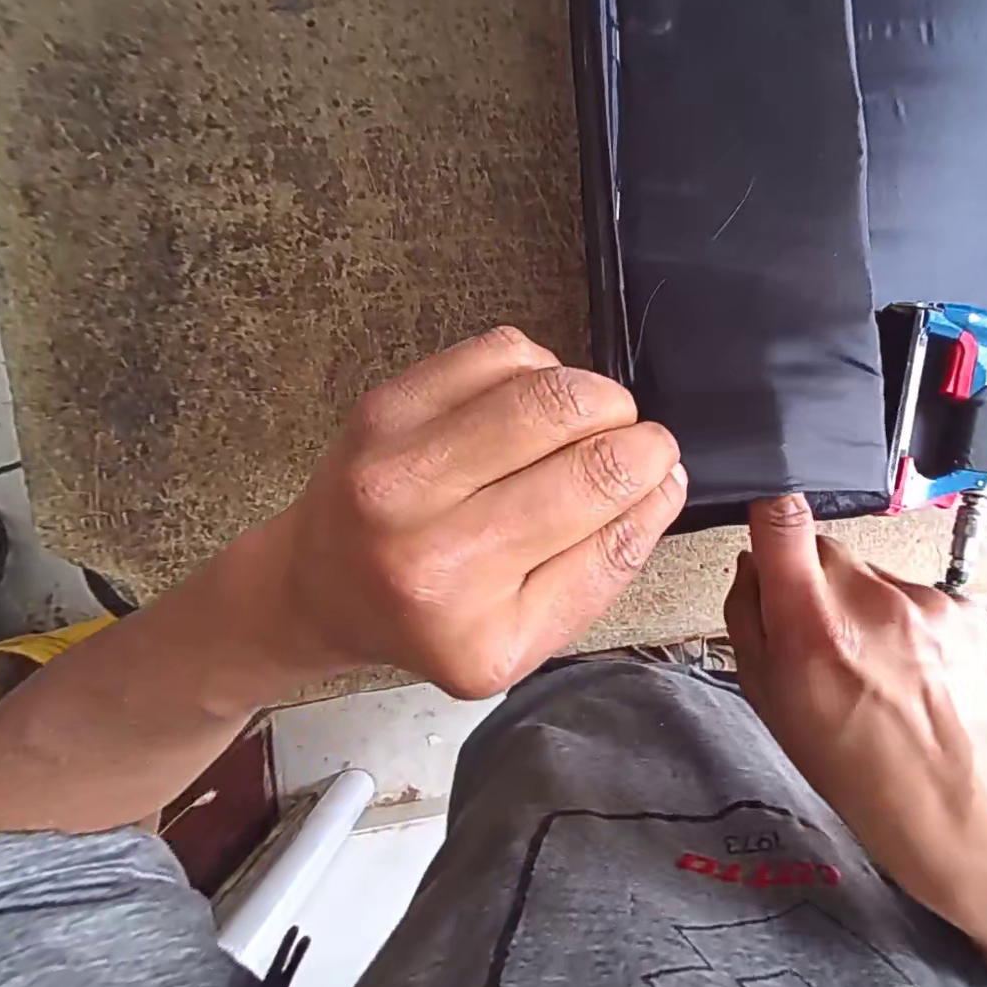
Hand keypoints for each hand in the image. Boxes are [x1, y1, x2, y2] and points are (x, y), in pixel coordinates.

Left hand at [250, 326, 686, 697]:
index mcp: (473, 621)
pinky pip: (501, 352)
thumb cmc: (433, 616)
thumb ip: (606, 566)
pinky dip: (544, 367)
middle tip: (639, 442)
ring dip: (598, 396)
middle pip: (583, 451)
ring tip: (595, 420)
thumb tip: (665, 482)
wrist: (321, 585)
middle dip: (637, 437)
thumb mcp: (527, 634)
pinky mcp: (386, 406)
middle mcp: (426, 544)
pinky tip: (538, 402)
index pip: (605, 530)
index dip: (654, 484)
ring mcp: (397, 465)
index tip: (663, 469)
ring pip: (547, 391)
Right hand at [725, 496, 986, 986]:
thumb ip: (746, 617)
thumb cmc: (845, 761)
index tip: (766, 521)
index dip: (769, 509)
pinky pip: (907, 588)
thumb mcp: (766, 696)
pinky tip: (903, 660)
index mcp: (812, 626)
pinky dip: (896, 612)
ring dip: (854, 595)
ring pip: (865, 567)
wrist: (948, 806)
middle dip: (808, 574)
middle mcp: (870, 601)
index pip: (785, 522)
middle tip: (816, 627)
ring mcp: (923, 601)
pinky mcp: (961, 606)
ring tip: (867, 655)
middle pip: (822, 546)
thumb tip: (752, 562)